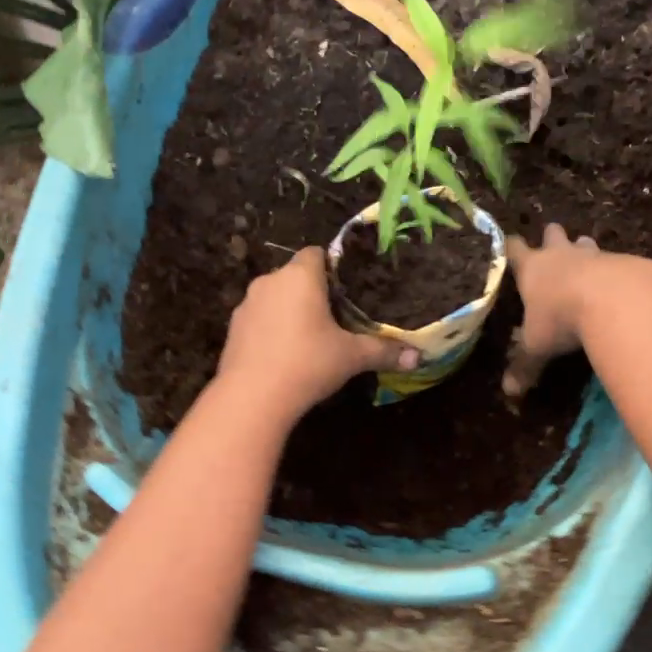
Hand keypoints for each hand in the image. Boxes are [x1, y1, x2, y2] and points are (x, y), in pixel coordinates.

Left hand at [217, 247, 420, 416]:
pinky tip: (286, 355)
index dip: (334, 268)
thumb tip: (418, 358)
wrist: (251, 397)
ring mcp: (246, 305)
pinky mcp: (233, 329)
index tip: (349, 290)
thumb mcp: (351, 357)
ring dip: (290, 311)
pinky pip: (260, 320)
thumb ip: (383, 352)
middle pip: (295, 276)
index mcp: (300, 276)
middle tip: (337, 317)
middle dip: (313, 292)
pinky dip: (272, 330)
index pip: (317, 253)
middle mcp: (270, 281)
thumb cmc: (307, 363)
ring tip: (311, 338)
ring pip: (275, 298)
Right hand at [503, 223, 602, 397]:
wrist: (614, 298)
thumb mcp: (538, 346)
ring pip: (585, 244)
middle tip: (552, 241)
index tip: (507, 243)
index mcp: (533, 269)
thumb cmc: (562, 317)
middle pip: (553, 236)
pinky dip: (612, 269)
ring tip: (585, 258)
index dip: (509, 247)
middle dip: (552, 237)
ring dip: (583, 249)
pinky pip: (613, 261)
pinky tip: (616, 282)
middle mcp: (560, 256)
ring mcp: (592, 256)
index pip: (514, 250)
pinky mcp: (622, 262)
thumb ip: (524, 366)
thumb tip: (508, 392)